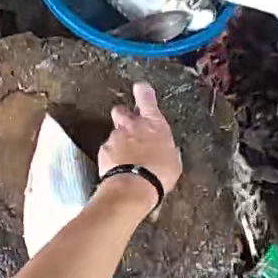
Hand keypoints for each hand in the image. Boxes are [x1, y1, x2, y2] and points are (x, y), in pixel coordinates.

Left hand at [98, 82, 182, 196]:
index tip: (141, 90)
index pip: (145, 95)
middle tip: (131, 127)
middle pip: (121, 110)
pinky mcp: (104, 150)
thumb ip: (167, 148)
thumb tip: (167, 151)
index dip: (142, 91)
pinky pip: (107, 149)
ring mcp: (116, 137)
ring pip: (114, 132)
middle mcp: (132, 125)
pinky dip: (112, 156)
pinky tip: (119, 167)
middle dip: (125, 116)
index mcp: (153, 123)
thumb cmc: (159, 173)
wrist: (135, 187)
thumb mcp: (173, 160)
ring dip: (119, 141)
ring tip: (128, 158)